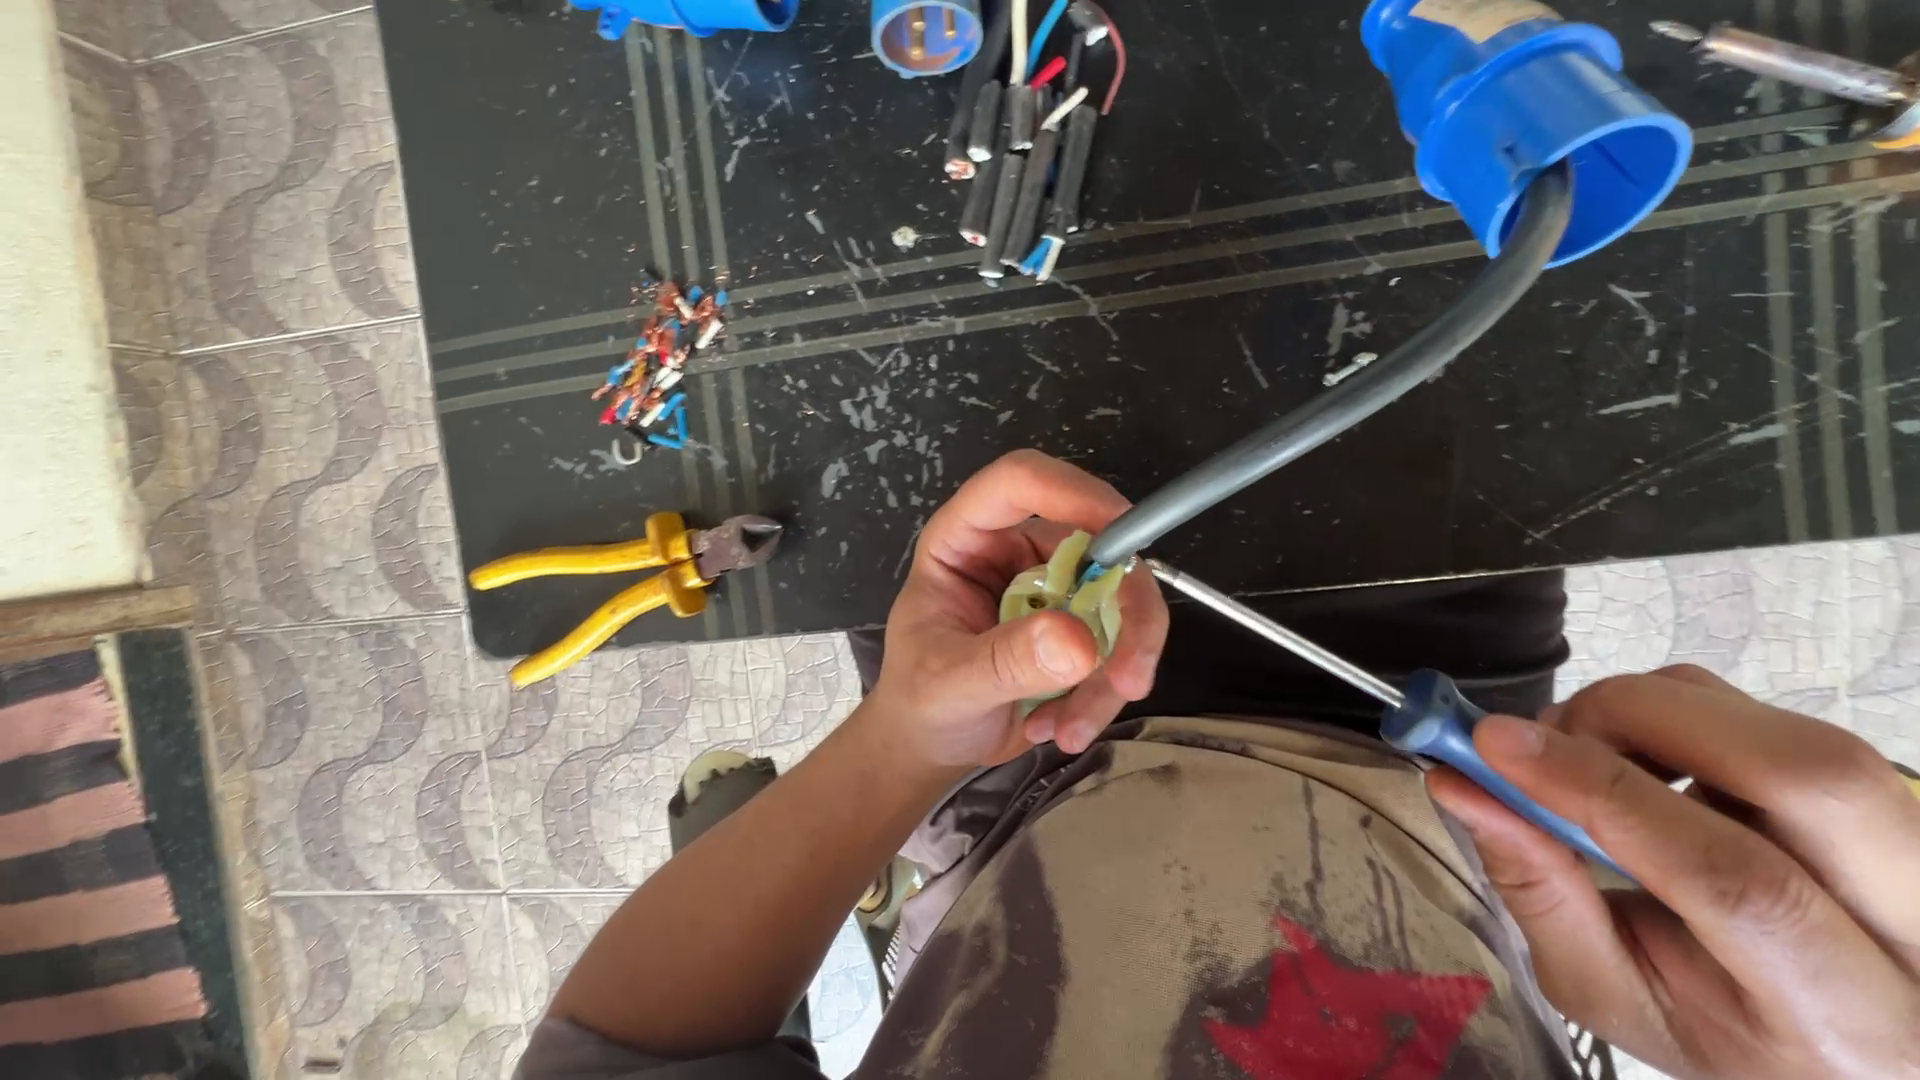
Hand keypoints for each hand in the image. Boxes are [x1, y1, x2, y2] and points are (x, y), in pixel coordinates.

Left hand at [862, 450, 1169, 769]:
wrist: (934, 742)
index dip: (1073, 492)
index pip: (1019, 483)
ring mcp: (1055, 588)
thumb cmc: (921, 700)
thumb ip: (1006, 661)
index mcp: (966, 539)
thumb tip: (1078, 640)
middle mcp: (1016, 552)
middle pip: (1098, 544)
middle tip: (1128, 680)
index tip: (1122, 537)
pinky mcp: (1082, 626)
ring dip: (1113, 670)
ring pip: (1122, 601)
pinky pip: (1122, 644)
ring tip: (1070, 730)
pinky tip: (1065, 729)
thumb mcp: (948, 684)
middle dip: (1125, 613)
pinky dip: (1105, 692)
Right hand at [1428, 666, 1919, 1079]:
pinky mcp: (1911, 804)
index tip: (1492, 741)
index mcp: (1843, 1014)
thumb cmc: (1710, 1025)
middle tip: (1547, 734)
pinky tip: (1652, 766)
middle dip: (1639, 719)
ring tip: (1589, 758)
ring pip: (1791, 729)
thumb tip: (1456, 782)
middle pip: (1807, 772)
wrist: (1846, 1035)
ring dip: (1651, 713)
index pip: (1734, 879)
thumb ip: (1533, 888)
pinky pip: (1782, 717)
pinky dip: (1682, 714)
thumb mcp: (1602, 986)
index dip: (1601, 790)